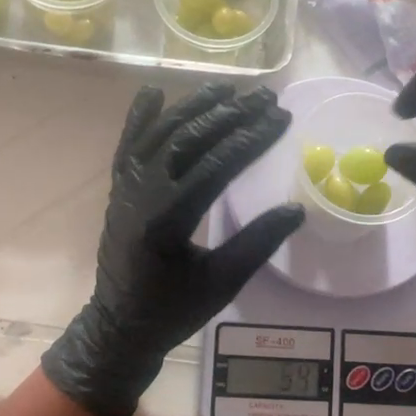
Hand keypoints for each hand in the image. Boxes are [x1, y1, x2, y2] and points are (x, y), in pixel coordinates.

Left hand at [43, 83, 303, 415]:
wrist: (119, 327)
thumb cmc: (174, 310)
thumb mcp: (222, 283)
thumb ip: (257, 243)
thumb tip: (296, 209)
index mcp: (167, 219)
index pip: (216, 165)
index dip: (251, 138)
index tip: (281, 118)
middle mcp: (142, 194)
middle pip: (188, 140)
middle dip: (229, 114)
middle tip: (264, 96)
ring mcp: (126, 188)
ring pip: (160, 135)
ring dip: (194, 108)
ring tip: (228, 88)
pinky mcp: (119, 189)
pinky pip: (129, 146)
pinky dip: (139, 118)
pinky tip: (154, 93)